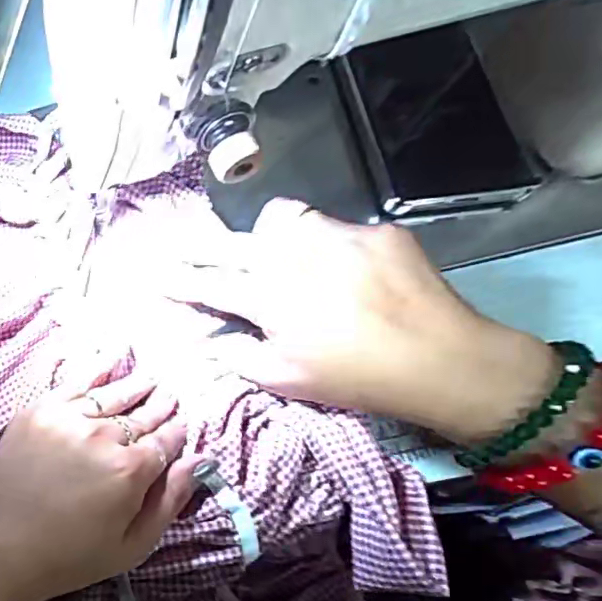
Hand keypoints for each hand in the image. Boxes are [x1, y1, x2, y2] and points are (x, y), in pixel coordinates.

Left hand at [0, 358, 201, 600]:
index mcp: (130, 470)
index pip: (166, 441)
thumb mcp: (132, 546)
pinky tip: (116, 355)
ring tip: (152, 380)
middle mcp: (102, 435)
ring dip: (137, 386)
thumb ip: (169, 501)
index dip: (177, 433)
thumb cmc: (70, 556)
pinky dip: (99, 366)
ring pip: (114, 395)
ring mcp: (67, 417)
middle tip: (171, 398)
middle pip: (142, 415)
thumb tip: (197, 461)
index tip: (182, 427)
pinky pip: (75, 381)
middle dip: (160, 407)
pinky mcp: (39, 410)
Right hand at [163, 199, 558, 444]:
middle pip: (237, 240)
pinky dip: (328, 247)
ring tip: (282, 261)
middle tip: (197, 252)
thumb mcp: (286, 379)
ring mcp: (338, 235)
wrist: (441, 358)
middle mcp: (295, 254)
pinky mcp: (375, 230)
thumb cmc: (354, 377)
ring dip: (272, 239)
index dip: (181, 279)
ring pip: (286, 221)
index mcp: (269, 295)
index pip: (210, 282)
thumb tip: (210, 340)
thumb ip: (239, 355)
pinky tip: (346, 274)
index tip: (159, 273)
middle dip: (210, 248)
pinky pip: (337, 228)